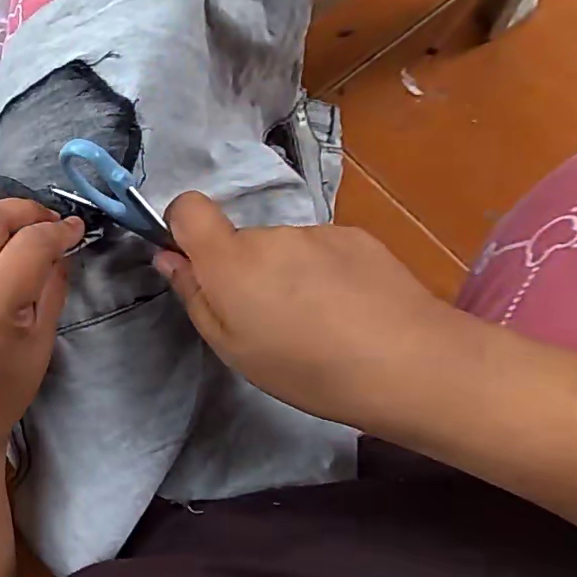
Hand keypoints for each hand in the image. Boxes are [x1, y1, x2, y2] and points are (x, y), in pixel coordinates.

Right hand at [153, 191, 459, 430]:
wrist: (407, 361)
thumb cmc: (307, 368)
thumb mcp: (234, 349)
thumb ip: (196, 297)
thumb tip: (169, 257)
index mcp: (231, 261)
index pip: (188, 207)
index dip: (182, 227)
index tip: (196, 264)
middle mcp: (270, 235)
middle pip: (241, 240)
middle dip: (245, 271)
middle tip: (272, 320)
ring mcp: (316, 231)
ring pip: (284, 248)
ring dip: (288, 274)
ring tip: (319, 321)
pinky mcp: (355, 235)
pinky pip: (321, 250)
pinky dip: (324, 272)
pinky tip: (349, 309)